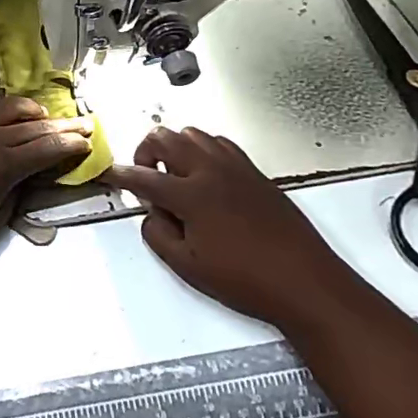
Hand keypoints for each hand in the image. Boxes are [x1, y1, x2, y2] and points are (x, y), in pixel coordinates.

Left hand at [0, 87, 92, 262]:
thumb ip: (16, 190)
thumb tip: (28, 176)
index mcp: (6, 163)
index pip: (48, 149)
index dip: (71, 145)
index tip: (89, 142)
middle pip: (34, 127)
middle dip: (62, 126)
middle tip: (84, 123)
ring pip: (7, 109)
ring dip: (29, 109)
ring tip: (44, 114)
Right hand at [100, 127, 361, 326]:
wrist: (306, 283)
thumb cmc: (248, 280)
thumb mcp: (188, 267)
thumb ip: (157, 235)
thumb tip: (150, 215)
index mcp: (191, 195)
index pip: (143, 177)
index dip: (121, 175)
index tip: (110, 174)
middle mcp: (210, 171)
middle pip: (164, 138)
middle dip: (145, 151)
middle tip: (144, 173)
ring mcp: (234, 166)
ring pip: (191, 133)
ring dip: (174, 147)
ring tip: (173, 172)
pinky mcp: (253, 170)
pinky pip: (218, 142)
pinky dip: (201, 148)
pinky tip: (204, 171)